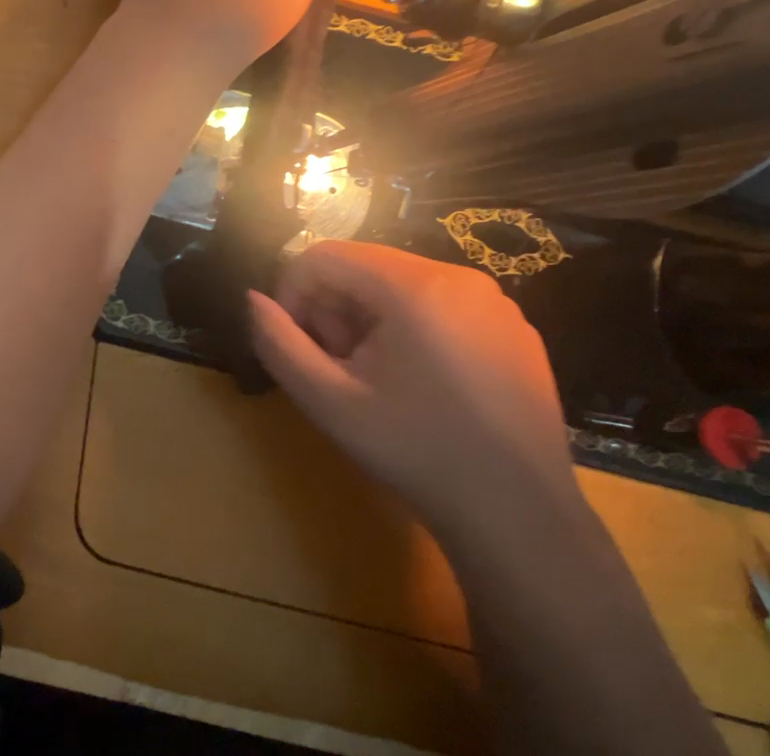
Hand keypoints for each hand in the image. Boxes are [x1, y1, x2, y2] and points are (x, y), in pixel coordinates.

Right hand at [247, 241, 577, 540]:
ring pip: (398, 285)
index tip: (297, 346)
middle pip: (362, 267)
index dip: (291, 294)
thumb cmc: (414, 451)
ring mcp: (495, 303)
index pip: (323, 256)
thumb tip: (253, 299)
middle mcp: (460, 278)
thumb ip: (277, 341)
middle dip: (331, 310)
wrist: (517, 512)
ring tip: (374, 379)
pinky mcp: (513, 329)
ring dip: (366, 321)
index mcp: (415, 287)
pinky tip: (418, 385)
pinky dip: (408, 330)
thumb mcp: (325, 399)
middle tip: (336, 369)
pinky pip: (438, 306)